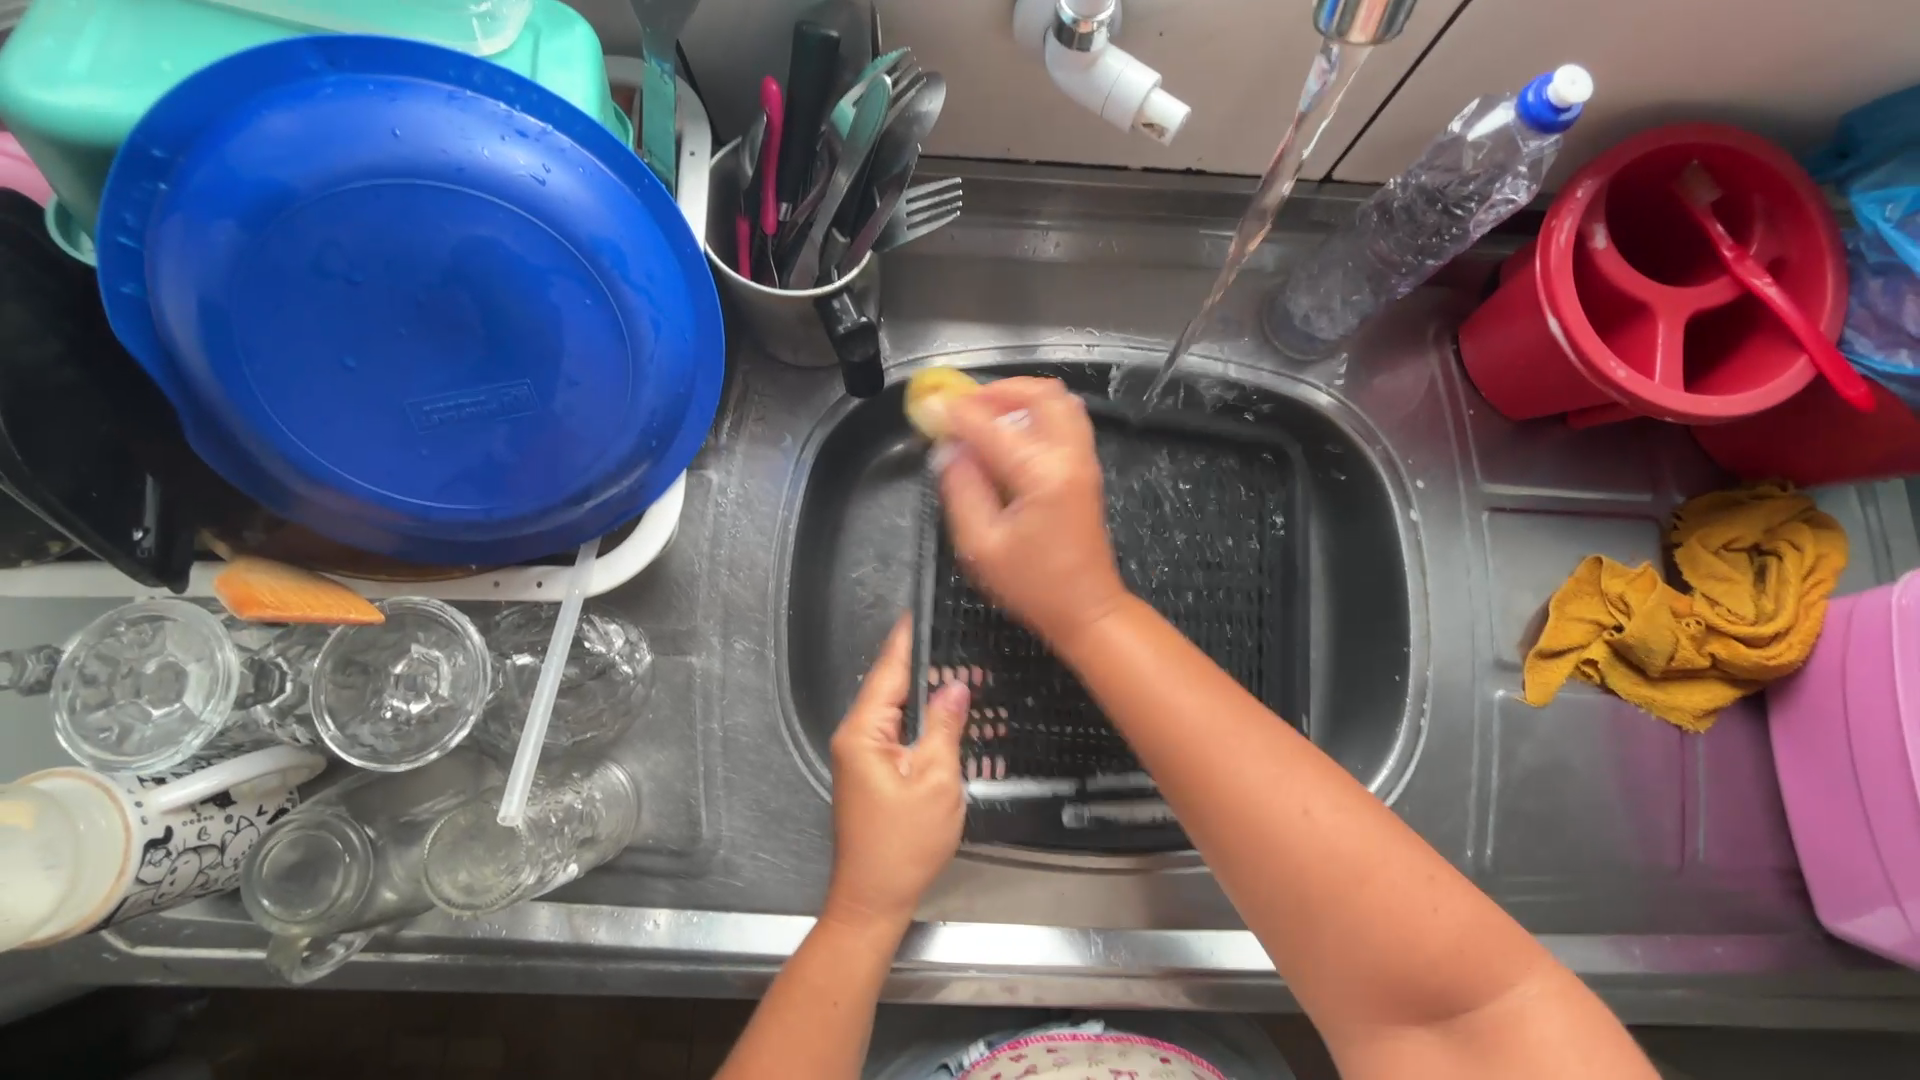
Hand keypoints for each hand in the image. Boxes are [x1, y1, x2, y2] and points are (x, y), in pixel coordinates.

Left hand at [826, 616, 968, 927]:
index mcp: (863, 732)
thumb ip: (945, 726)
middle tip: (961, 641)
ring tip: (965, 672)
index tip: (921, 610)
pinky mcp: (872, 771)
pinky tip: (950, 714)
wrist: (874, 898)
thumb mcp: (935, 780)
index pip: (887, 671)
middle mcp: (855, 736)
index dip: (907, 640)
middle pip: (891, 688)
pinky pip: (899, 734)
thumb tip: (955, 685)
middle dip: (925, 666)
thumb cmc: (903, 843)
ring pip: (898, 711)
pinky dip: (924, 723)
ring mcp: (862, 755)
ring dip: (928, 696)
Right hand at [937, 377, 1129, 650]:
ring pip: (1057, 401)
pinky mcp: (1086, 469)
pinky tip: (1009, 435)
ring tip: (985, 417)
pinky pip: (1065, 420)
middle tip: (964, 406)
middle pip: (1039, 392)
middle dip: (996, 391)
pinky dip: (1035, 414)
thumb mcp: (981, 545)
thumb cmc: (1032, 585)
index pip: (990, 424)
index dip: (955, 412)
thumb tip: (948, 450)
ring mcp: (1083, 459)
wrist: (1087, 610)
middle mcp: (1069, 454)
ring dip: (1019, 399)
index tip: (929, 408)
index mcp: (1041, 473)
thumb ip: (961, 489)